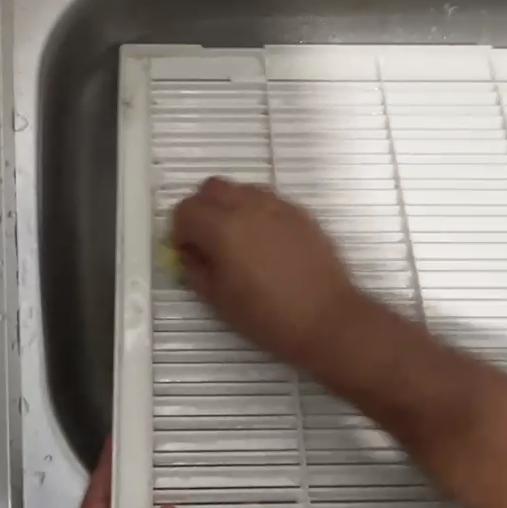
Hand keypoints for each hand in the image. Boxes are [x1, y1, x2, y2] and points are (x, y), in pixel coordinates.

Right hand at [170, 177, 370, 367]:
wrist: (326, 318)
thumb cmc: (267, 315)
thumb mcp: (218, 299)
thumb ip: (195, 268)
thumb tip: (191, 253)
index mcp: (223, 227)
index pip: (186, 210)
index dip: (180, 232)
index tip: (188, 253)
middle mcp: (248, 206)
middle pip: (211, 188)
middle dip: (202, 210)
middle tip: (207, 241)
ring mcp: (277, 205)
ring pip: (240, 189)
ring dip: (229, 207)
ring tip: (236, 241)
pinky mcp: (299, 212)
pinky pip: (267, 200)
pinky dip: (255, 212)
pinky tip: (263, 244)